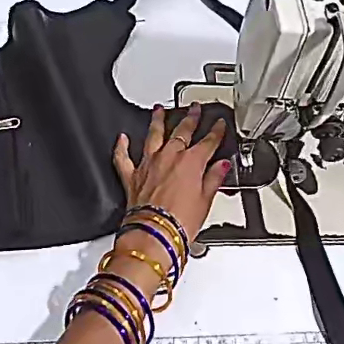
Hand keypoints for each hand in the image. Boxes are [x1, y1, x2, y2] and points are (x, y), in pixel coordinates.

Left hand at [112, 104, 229, 238]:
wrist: (153, 235)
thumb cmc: (179, 222)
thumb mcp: (206, 200)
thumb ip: (214, 179)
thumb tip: (222, 166)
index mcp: (192, 162)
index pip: (208, 141)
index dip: (216, 131)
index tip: (220, 124)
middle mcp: (169, 157)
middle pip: (182, 131)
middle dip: (191, 117)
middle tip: (195, 108)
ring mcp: (149, 164)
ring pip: (153, 135)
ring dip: (157, 121)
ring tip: (159, 110)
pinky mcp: (132, 176)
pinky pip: (123, 157)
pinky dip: (122, 147)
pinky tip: (122, 138)